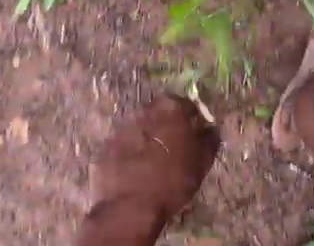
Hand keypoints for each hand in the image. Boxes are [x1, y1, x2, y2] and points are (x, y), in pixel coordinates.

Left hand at [75, 95, 219, 245]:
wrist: (131, 208)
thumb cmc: (173, 180)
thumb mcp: (203, 160)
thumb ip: (209, 137)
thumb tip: (209, 128)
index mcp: (171, 107)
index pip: (185, 104)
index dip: (190, 120)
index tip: (192, 135)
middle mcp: (144, 110)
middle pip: (159, 113)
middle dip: (164, 126)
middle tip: (170, 148)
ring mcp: (121, 129)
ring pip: (138, 129)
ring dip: (145, 139)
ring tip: (150, 162)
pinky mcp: (104, 149)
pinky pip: (121, 147)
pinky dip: (128, 154)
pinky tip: (133, 172)